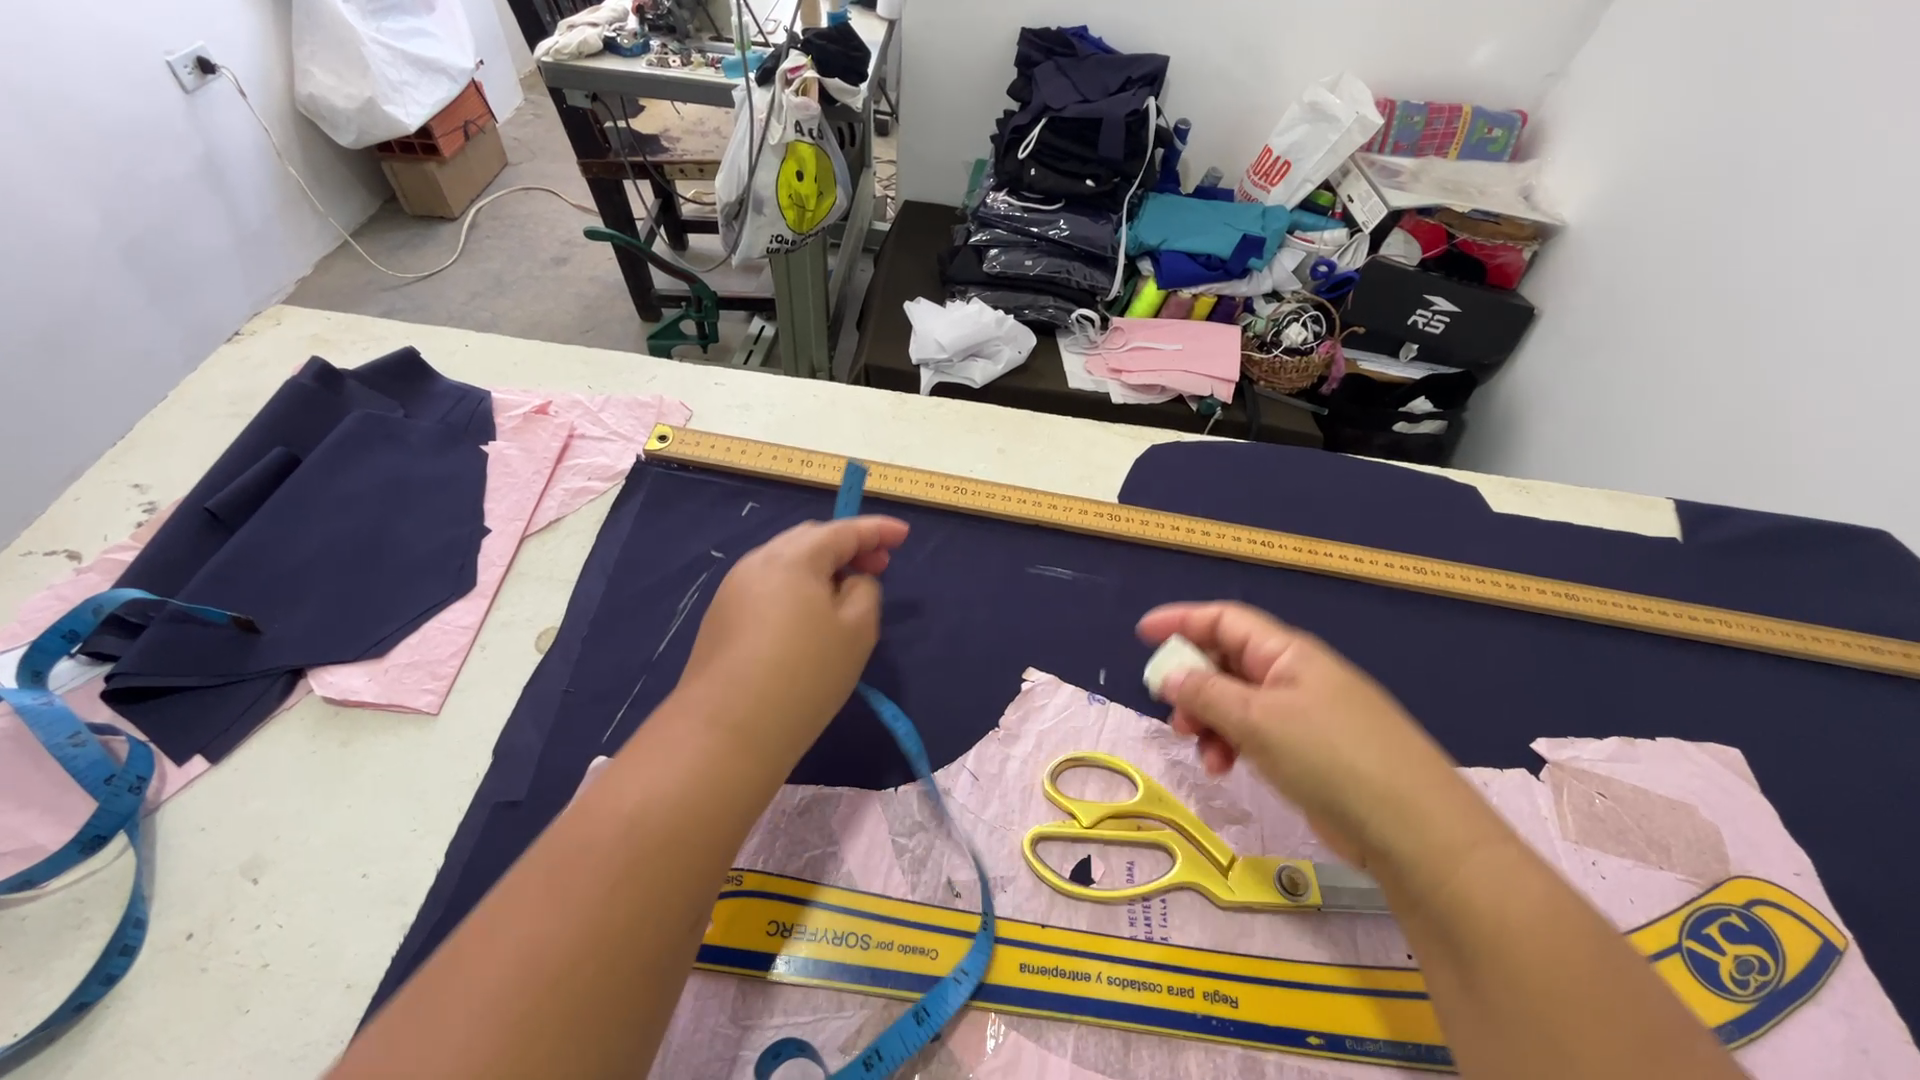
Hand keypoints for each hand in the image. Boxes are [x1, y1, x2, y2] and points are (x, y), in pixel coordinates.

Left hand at [674, 516, 908, 761]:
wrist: (726, 731)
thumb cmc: (805, 675)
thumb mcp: (858, 630)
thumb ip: (865, 591)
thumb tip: (849, 581)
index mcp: (793, 557)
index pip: (843, 531)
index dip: (878, 530)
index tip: (904, 534)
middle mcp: (757, 563)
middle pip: (809, 541)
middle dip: (847, 547)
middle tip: (879, 567)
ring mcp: (732, 591)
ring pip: (785, 565)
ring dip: (820, 570)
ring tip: (847, 595)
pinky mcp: (720, 619)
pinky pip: (768, 589)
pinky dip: (797, 590)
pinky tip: (809, 620)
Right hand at [1137, 602, 1492, 871]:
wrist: (1412, 827)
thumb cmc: (1331, 758)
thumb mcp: (1258, 720)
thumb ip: (1206, 694)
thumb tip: (1170, 674)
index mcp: (1287, 653)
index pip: (1225, 620)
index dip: (1182, 621)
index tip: (1142, 635)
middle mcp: (1295, 676)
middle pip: (1228, 663)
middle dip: (1193, 684)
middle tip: (1174, 717)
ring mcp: (1305, 715)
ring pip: (1237, 703)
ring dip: (1210, 722)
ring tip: (1204, 755)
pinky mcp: (1311, 752)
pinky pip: (1256, 734)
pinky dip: (1234, 745)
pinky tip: (1226, 770)